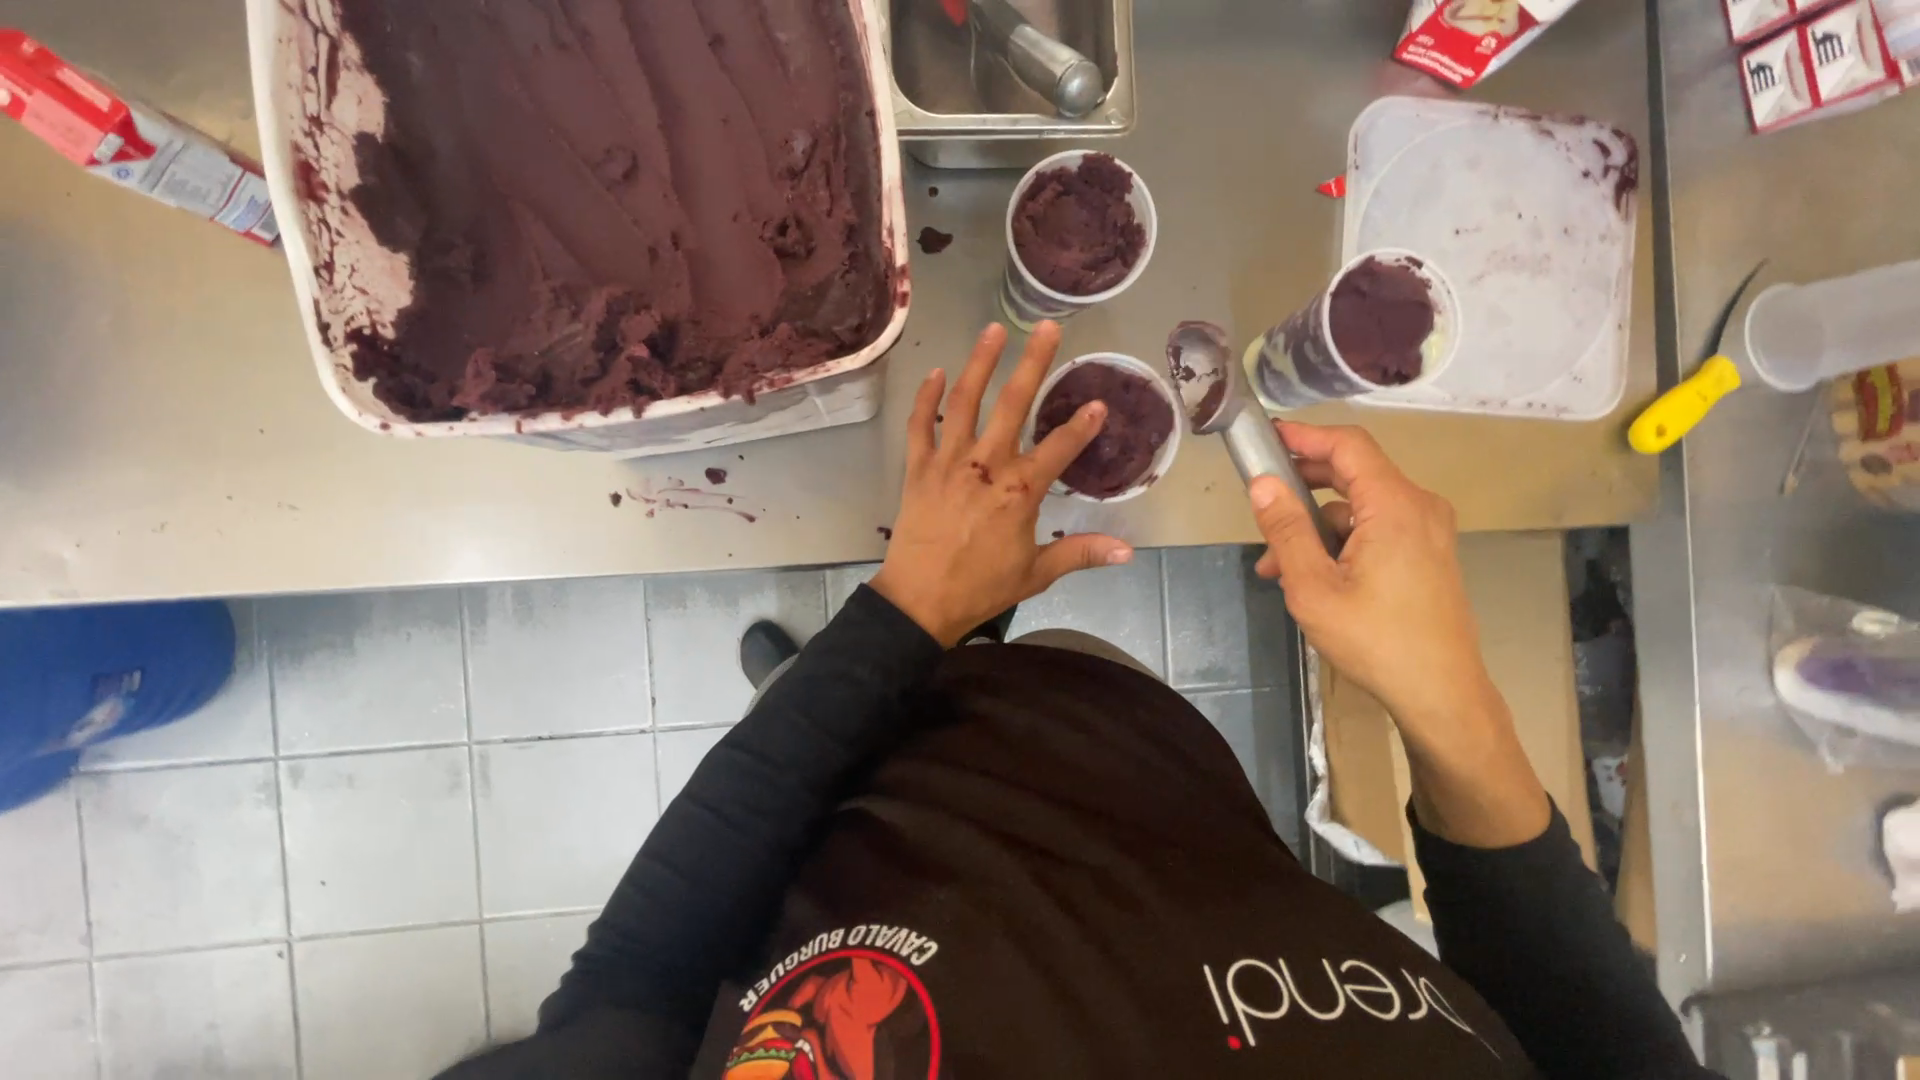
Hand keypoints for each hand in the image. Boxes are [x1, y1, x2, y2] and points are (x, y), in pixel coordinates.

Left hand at [870, 323, 1133, 646]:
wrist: (920, 602)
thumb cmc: (980, 589)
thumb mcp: (1036, 573)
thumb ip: (1080, 553)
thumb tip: (1129, 551)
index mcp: (1020, 491)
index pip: (1059, 448)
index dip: (1082, 425)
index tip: (1099, 402)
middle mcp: (986, 465)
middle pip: (1013, 405)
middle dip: (1033, 363)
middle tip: (1048, 327)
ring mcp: (948, 463)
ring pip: (964, 403)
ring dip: (980, 364)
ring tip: (993, 330)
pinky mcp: (918, 469)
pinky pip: (920, 426)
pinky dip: (926, 399)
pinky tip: (936, 373)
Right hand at [1249, 422, 1547, 846]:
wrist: (1440, 693)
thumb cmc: (1374, 639)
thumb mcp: (1313, 586)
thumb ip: (1286, 529)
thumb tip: (1262, 484)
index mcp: (1394, 505)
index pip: (1348, 446)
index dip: (1305, 435)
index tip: (1266, 436)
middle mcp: (1418, 507)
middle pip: (1354, 472)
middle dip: (1302, 483)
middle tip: (1260, 497)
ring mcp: (1426, 531)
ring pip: (1359, 507)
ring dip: (1314, 525)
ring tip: (1275, 564)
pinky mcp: (1426, 553)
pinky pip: (1374, 529)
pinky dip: (1338, 542)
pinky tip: (1308, 577)